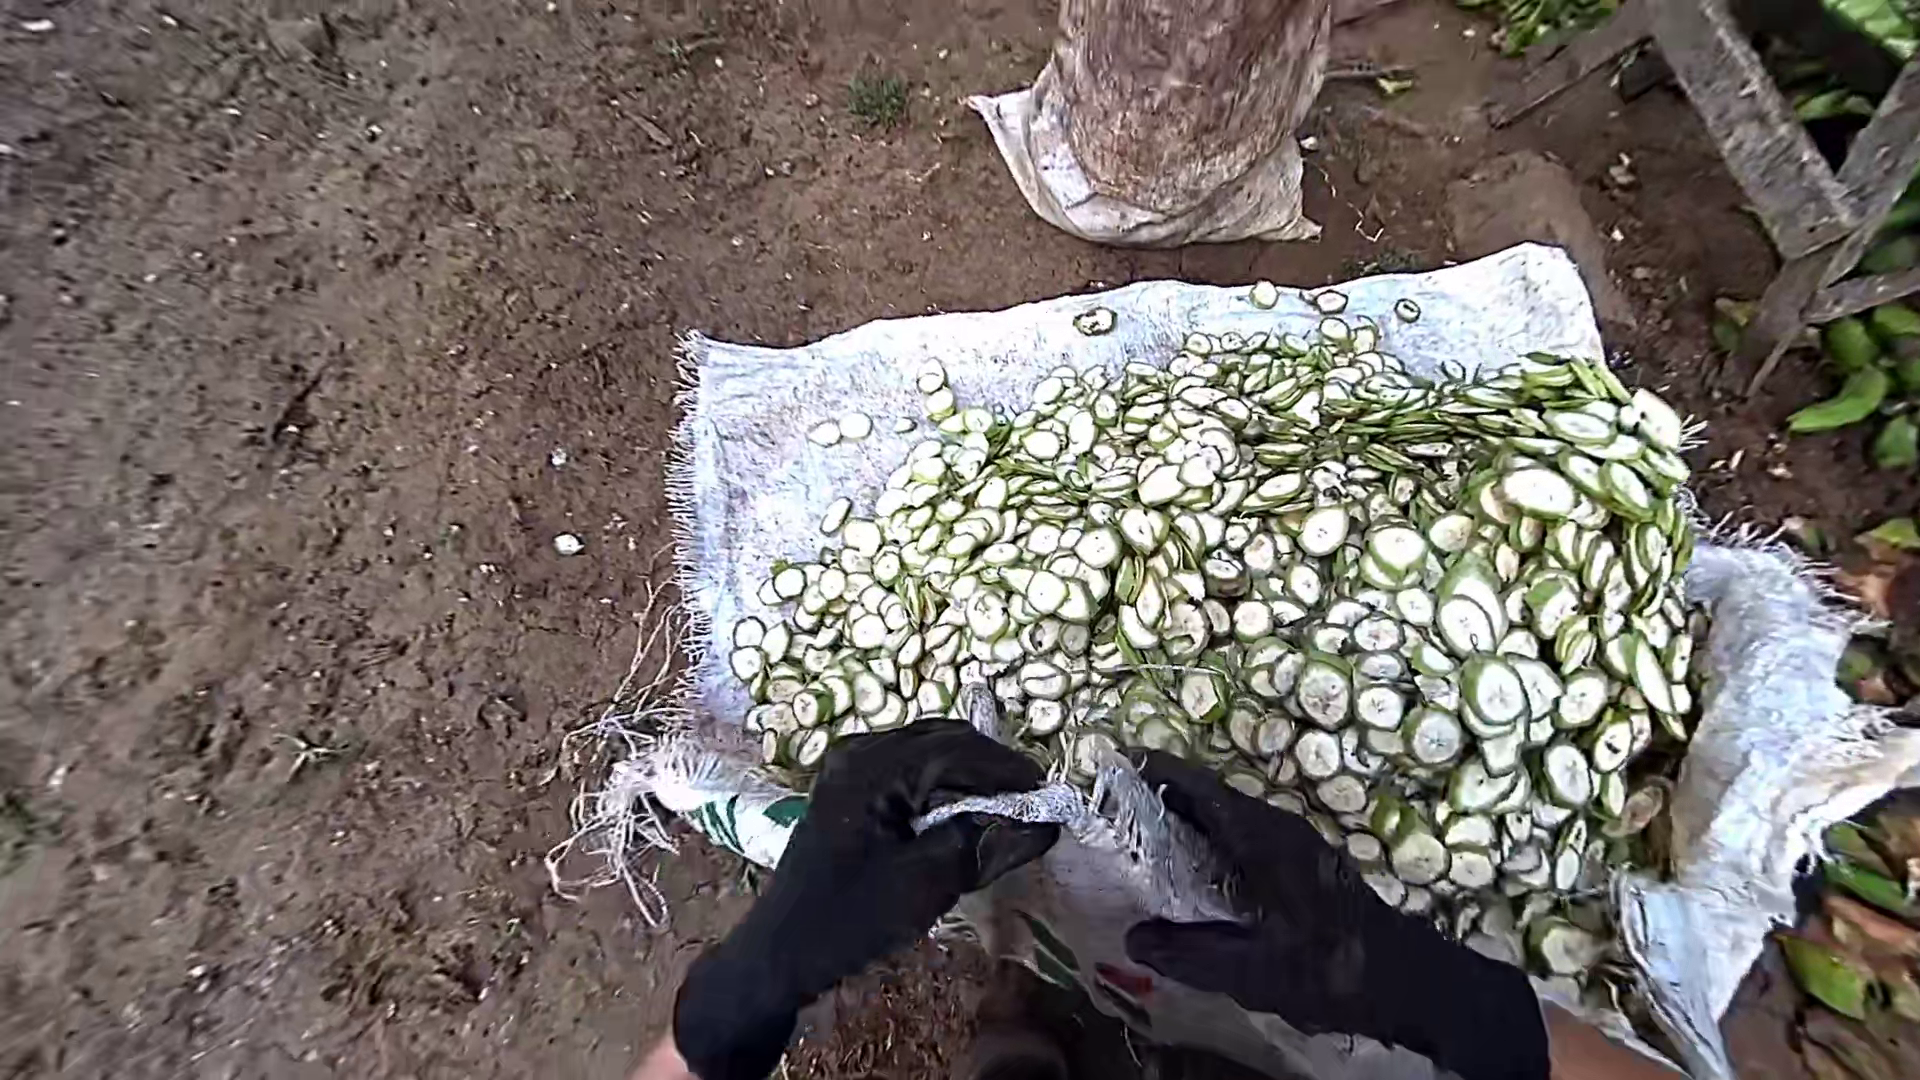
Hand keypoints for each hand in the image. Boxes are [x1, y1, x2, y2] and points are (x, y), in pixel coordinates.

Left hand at [673, 721, 1058, 1079]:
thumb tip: (1044, 824)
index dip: (1005, 767)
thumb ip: (988, 845)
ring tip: (1004, 798)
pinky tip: (963, 800)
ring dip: (968, 768)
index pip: (955, 750)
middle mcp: (860, 748)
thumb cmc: (850, 919)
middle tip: (1029, 795)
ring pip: (928, 745)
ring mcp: (852, 759)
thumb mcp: (927, 884)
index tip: (1045, 788)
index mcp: (872, 766)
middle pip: (942, 739)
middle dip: (989, 764)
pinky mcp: (852, 776)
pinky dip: (943, 777)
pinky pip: (909, 761)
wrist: (779, 950)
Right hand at [1124, 751, 1548, 1079]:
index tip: (1117, 761)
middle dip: (1161, 786)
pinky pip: (1239, 822)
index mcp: (1260, 836)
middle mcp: (1272, 822)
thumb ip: (1193, 956)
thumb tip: (1132, 940)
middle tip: (1117, 797)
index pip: (1198, 785)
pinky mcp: (1296, 850)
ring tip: (1143, 822)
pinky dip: (1206, 824)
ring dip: (1184, 805)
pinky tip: (1192, 855)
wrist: (1417, 981)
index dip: (1156, 769)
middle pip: (1206, 789)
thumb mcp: (1259, 974)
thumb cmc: (1334, 970)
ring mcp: (1288, 834)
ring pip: (1223, 805)